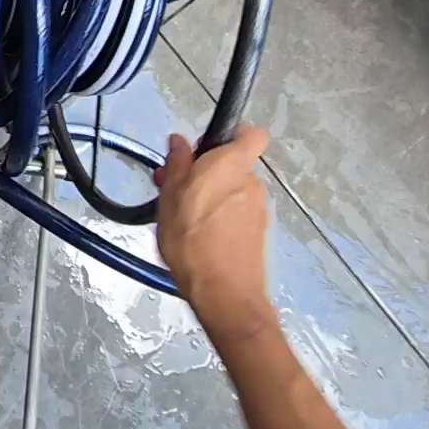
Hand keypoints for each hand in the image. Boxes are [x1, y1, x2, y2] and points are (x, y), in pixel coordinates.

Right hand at [153, 125, 273, 349]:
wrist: (223, 294)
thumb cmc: (192, 237)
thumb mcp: (171, 195)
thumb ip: (177, 163)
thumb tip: (180, 141)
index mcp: (233, 165)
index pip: (250, 134)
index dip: (230, 135)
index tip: (205, 149)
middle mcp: (252, 183)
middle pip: (231, 164)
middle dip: (204, 171)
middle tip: (173, 187)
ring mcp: (257, 210)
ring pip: (231, 190)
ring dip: (208, 195)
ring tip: (179, 215)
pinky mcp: (257, 234)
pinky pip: (235, 212)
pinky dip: (218, 217)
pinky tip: (195, 236)